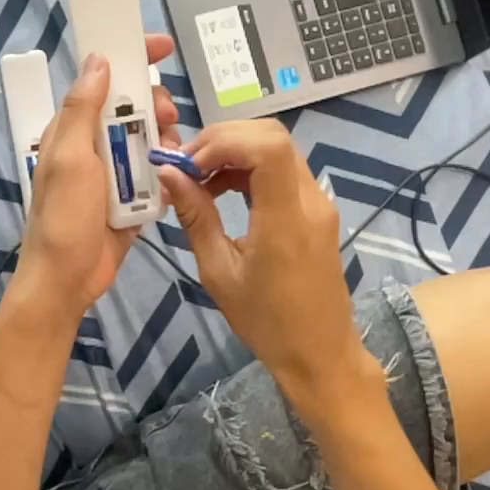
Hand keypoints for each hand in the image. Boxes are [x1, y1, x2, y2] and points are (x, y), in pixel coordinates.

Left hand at [13, 34, 182, 314]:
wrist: (68, 279)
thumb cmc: (63, 217)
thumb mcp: (69, 157)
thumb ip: (82, 109)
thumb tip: (98, 60)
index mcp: (71, 130)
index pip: (101, 80)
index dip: (130, 57)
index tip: (162, 46)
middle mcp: (92, 146)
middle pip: (131, 108)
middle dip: (154, 102)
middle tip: (167, 114)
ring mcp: (112, 173)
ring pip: (148, 139)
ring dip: (164, 137)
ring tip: (171, 148)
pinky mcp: (130, 199)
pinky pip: (155, 174)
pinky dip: (167, 169)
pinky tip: (175, 172)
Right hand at [158, 120, 378, 408]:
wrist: (319, 352)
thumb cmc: (266, 322)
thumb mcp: (220, 274)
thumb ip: (196, 218)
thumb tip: (169, 176)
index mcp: (286, 220)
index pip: (266, 147)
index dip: (223, 141)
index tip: (188, 166)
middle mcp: (310, 201)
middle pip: (271, 137)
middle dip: (223, 141)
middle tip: (186, 168)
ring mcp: (319, 202)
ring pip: (277, 149)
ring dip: (235, 153)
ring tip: (198, 181)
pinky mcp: (318, 210)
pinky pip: (283, 170)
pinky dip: (250, 168)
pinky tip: (223, 191)